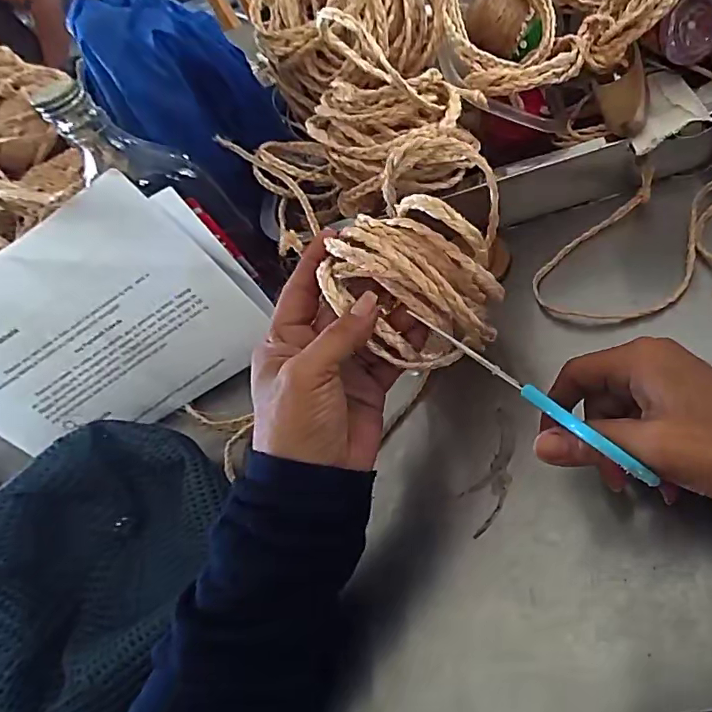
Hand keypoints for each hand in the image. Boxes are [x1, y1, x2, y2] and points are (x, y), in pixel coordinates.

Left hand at [251, 234, 415, 470]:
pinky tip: (426, 323)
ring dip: (396, 309)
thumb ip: (339, 335)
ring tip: (419, 286)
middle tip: (395, 258)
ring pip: (375, 327)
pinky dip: (409, 340)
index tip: (341, 233)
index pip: (302, 289)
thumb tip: (371, 302)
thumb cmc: (294, 424)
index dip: (320, 260)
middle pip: (346, 304)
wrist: (315, 478)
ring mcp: (348, 364)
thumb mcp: (305, 373)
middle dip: (369, 282)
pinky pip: (393, 354)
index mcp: (286, 339)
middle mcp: (317, 345)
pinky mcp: (373, 383)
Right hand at [534, 337, 711, 500]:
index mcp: (639, 360)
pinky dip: (648, 450)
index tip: (552, 443)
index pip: (577, 373)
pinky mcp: (684, 399)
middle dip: (601, 443)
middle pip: (600, 399)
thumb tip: (539, 446)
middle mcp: (651, 361)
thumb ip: (590, 443)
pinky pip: (648, 421)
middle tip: (614, 479)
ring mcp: (669, 380)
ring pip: (624, 416)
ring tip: (646, 486)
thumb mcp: (644, 447)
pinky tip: (666, 483)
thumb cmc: (706, 444)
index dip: (556, 407)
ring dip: (627, 454)